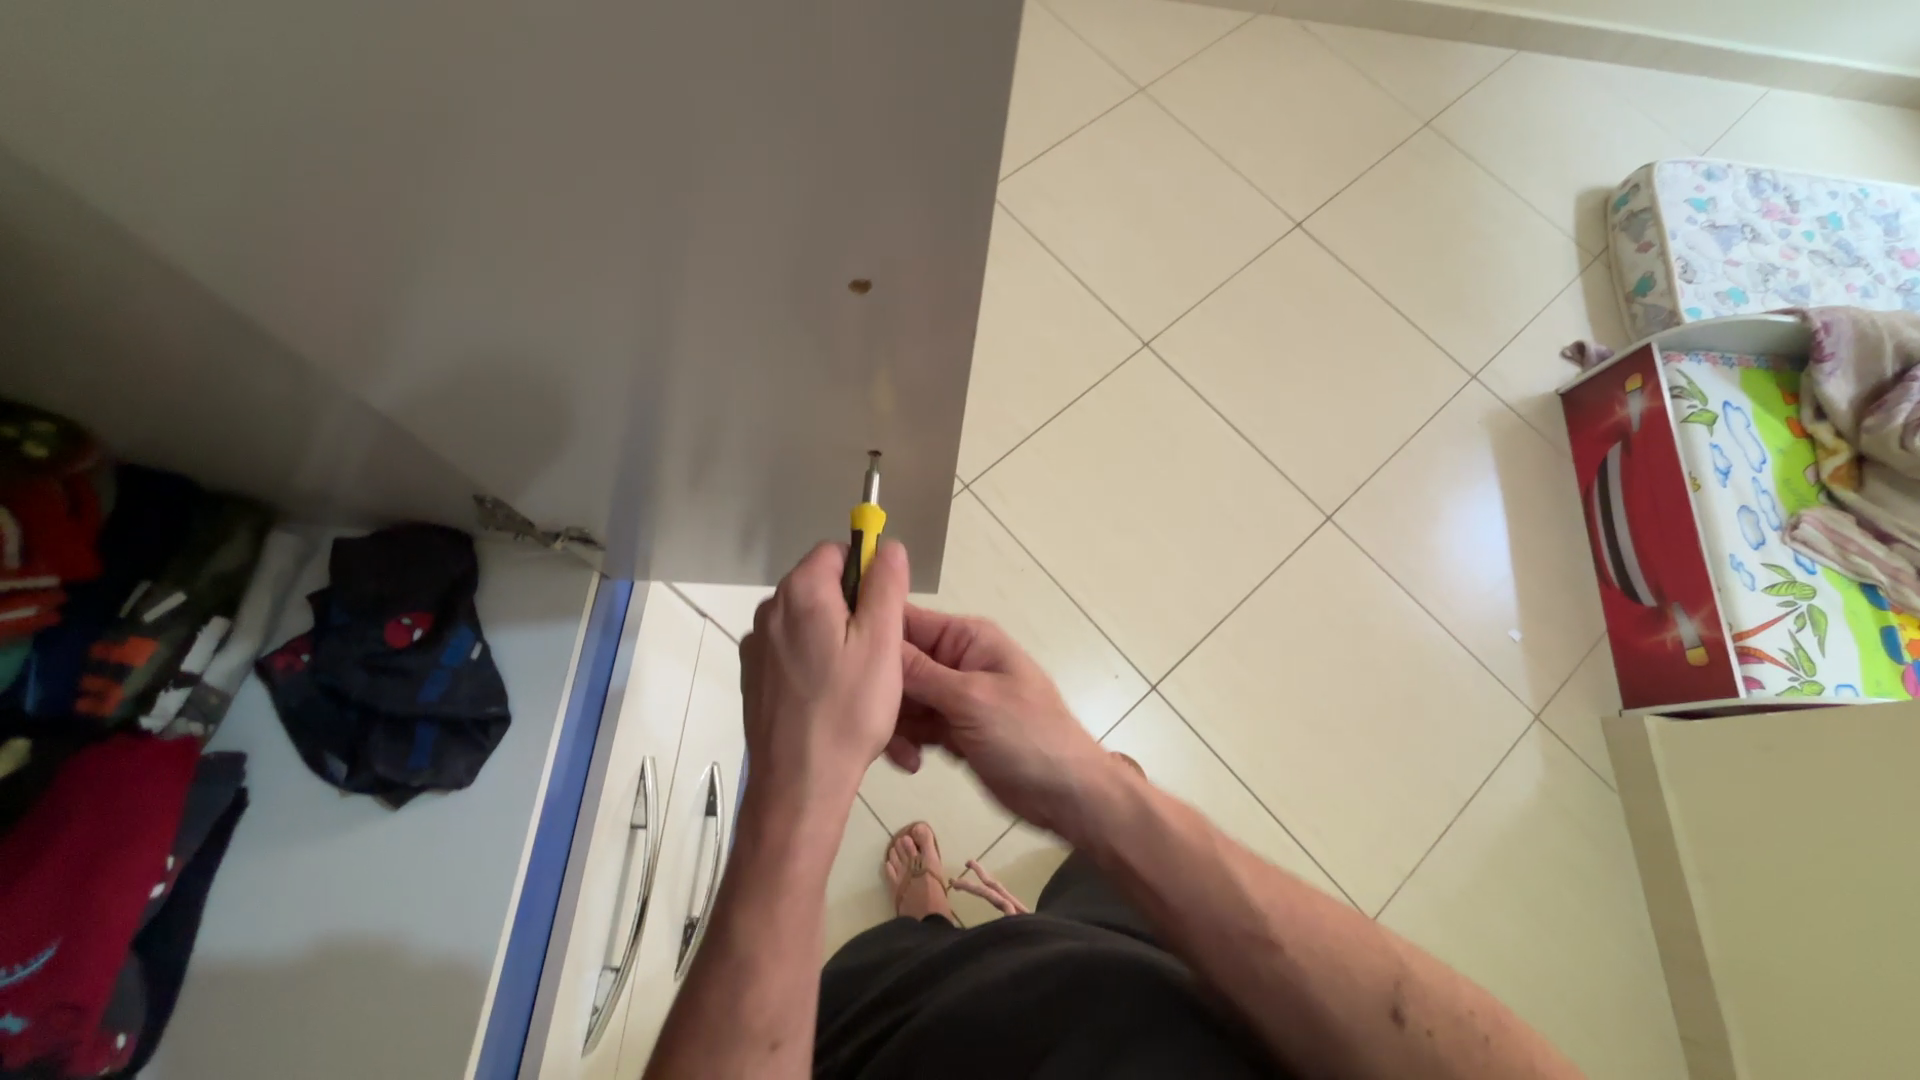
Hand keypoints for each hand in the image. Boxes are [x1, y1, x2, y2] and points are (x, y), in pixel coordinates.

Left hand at [737, 541, 909, 815]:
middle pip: (822, 587)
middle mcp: (770, 609)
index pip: (837, 552)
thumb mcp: (882, 642)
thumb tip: (887, 546)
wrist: (800, 782)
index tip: (885, 615)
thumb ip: (885, 585)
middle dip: (853, 610)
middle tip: (879, 655)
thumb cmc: (849, 710)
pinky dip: (814, 663)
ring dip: (835, 639)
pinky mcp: (753, 676)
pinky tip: (830, 698)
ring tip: (858, 684)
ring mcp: (757, 645)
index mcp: (800, 592)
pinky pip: (792, 652)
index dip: (867, 574)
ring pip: (808, 622)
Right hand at [892, 605, 1112, 831]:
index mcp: (966, 638)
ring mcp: (952, 697)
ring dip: (896, 725)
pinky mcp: (951, 729)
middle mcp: (955, 660)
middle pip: (897, 665)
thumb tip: (873, 637)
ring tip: (904, 754)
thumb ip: (919, 672)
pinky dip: (908, 743)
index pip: (906, 621)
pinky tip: (913, 763)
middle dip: (884, 694)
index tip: (838, 660)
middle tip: (874, 724)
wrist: (1064, 793)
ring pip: (902, 700)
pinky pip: (915, 727)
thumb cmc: (1026, 735)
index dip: (872, 636)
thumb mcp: (970, 699)